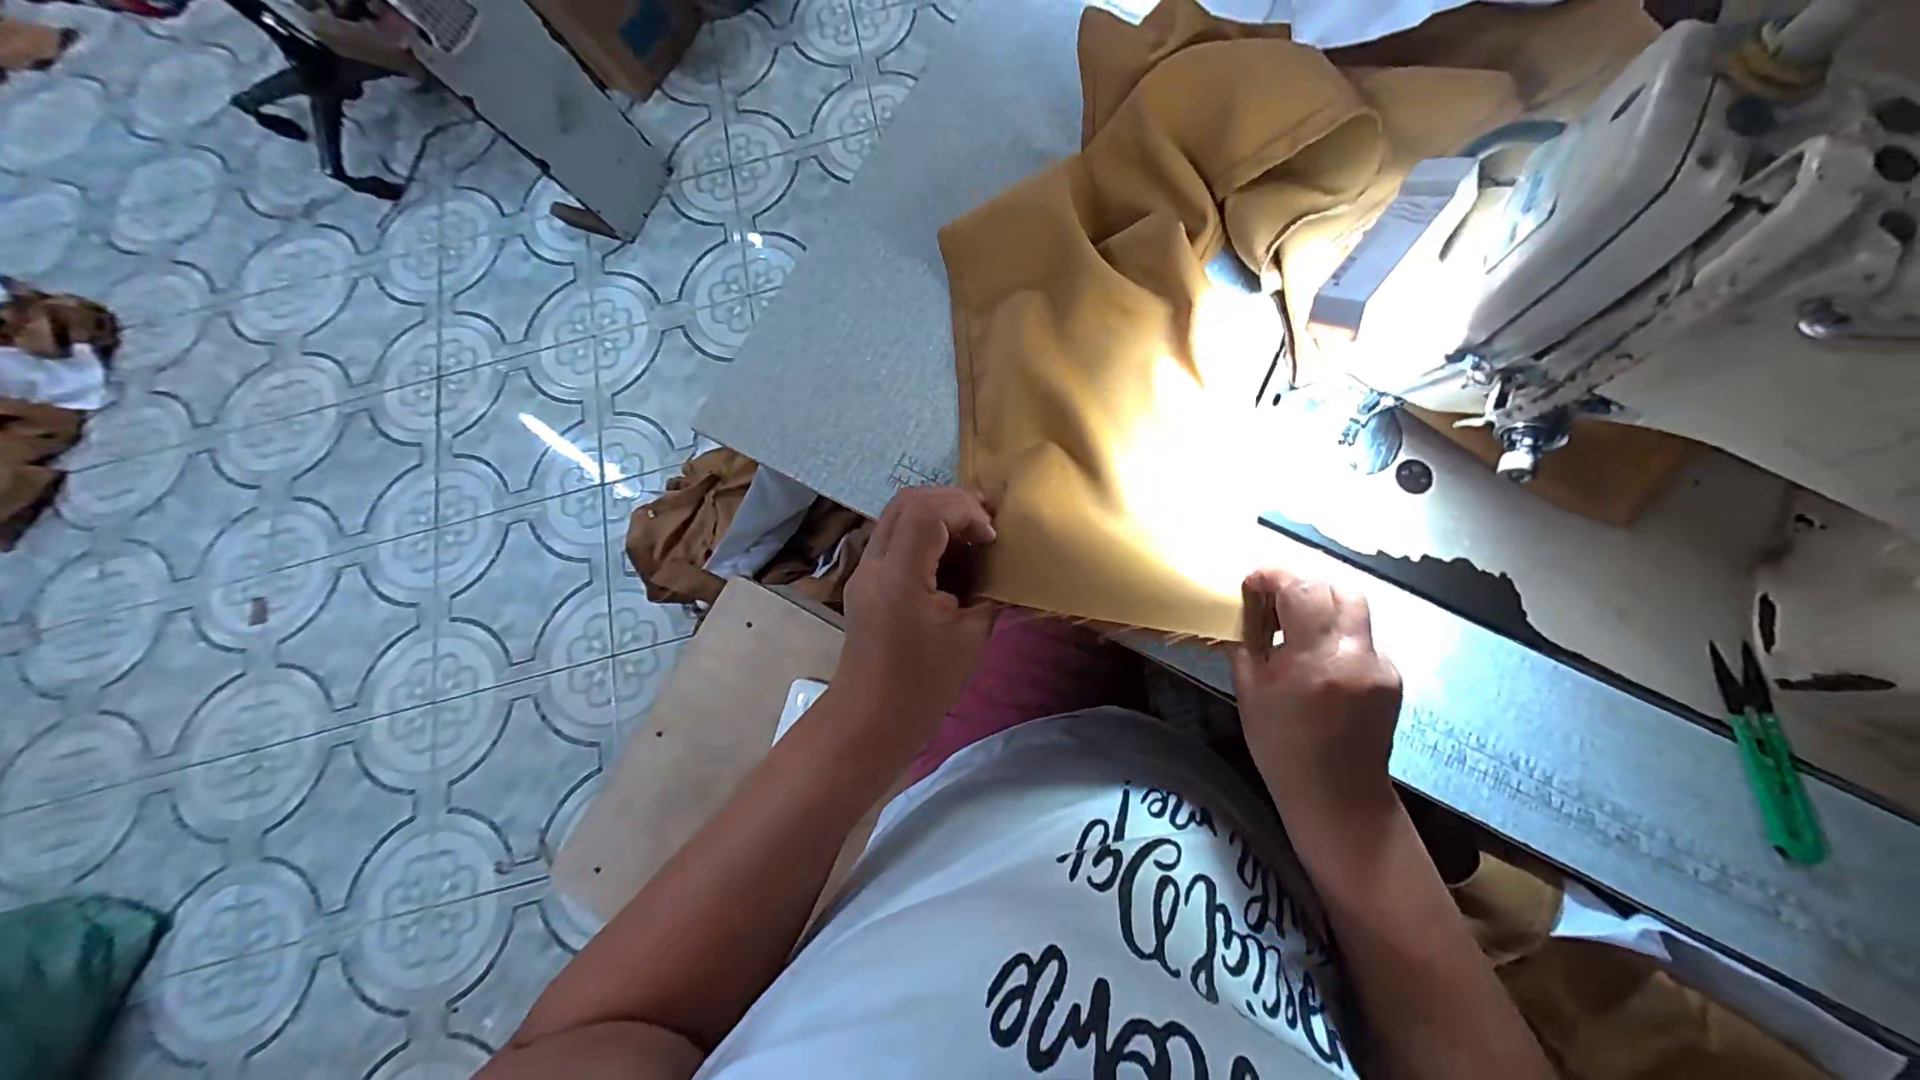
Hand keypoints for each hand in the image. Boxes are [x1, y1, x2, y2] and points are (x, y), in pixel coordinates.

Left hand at [832, 487, 998, 737]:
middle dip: (953, 502)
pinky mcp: (867, 580)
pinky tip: (952, 558)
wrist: (871, 719)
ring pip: (898, 514)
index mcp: (898, 577)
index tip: (990, 539)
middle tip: (986, 526)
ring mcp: (865, 570)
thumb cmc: (923, 686)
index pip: (927, 511)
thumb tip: (1005, 570)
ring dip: (938, 515)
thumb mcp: (971, 638)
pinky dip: (925, 534)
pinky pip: (894, 537)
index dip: (965, 511)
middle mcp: (873, 564)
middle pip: (908, 501)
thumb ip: (989, 594)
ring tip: (973, 537)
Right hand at [1232, 567, 1402, 841]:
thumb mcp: (1250, 690)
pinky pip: (1361, 636)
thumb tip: (1247, 610)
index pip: (1302, 589)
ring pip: (1353, 609)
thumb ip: (1249, 642)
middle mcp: (1356, 654)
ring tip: (1292, 626)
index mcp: (1316, 659)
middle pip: (1337, 588)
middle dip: (1303, 585)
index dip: (1273, 576)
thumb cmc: (1281, 746)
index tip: (1252, 582)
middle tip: (1274, 599)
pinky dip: (1335, 633)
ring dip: (1321, 606)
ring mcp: (1381, 664)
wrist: (1336, 794)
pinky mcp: (1392, 675)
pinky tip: (1316, 658)